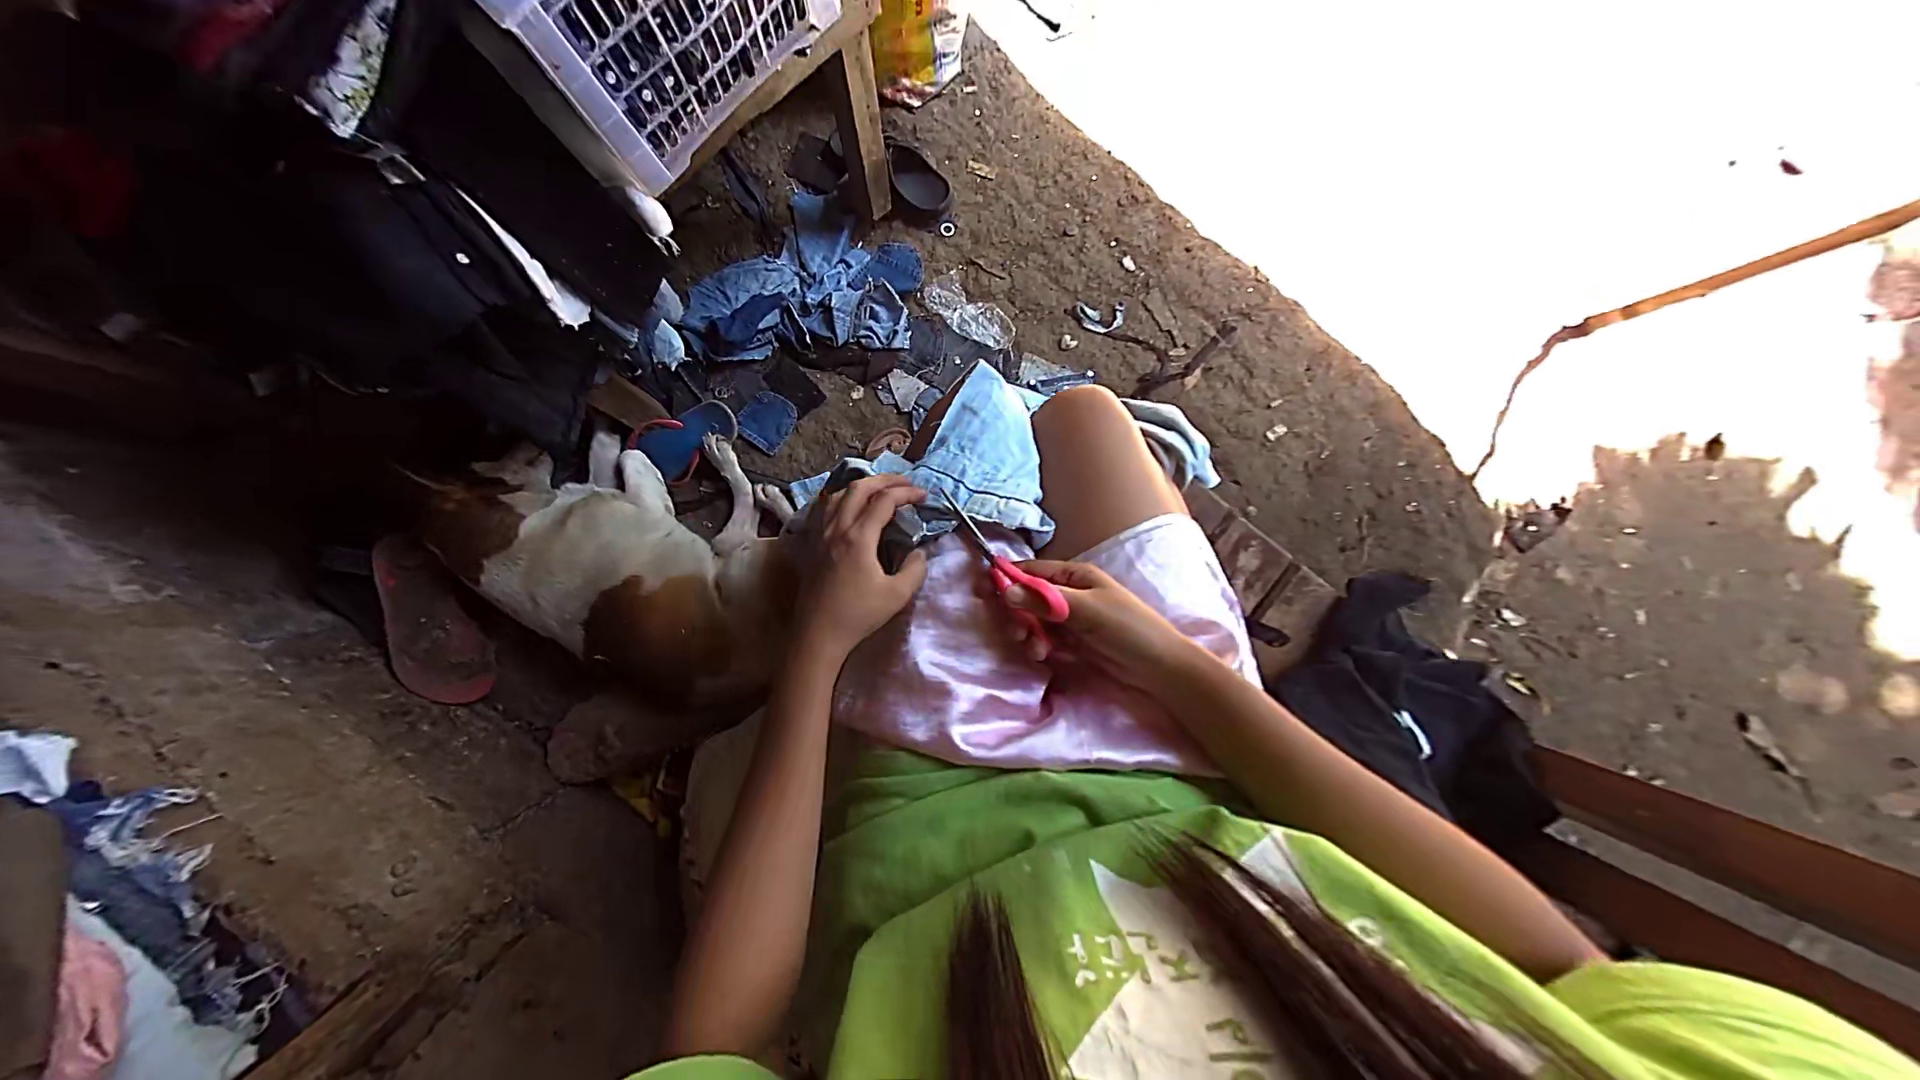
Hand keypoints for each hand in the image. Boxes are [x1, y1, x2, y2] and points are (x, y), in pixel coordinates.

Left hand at [796, 475, 928, 656]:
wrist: (817, 634)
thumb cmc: (858, 616)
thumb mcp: (897, 595)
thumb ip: (915, 569)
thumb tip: (919, 552)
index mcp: (858, 538)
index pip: (884, 501)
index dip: (907, 493)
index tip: (923, 495)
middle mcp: (836, 528)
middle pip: (859, 488)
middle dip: (885, 480)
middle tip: (905, 484)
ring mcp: (819, 534)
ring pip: (837, 494)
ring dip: (861, 486)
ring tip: (878, 491)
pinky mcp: (810, 543)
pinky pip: (822, 508)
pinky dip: (839, 498)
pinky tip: (846, 506)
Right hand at [1000, 560, 1211, 693]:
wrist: (1160, 669)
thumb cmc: (1128, 629)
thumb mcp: (1086, 610)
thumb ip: (1045, 601)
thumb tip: (1006, 591)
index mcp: (1074, 577)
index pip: (1031, 572)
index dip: (1006, 579)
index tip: (982, 591)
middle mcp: (1069, 595)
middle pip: (1027, 598)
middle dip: (1017, 614)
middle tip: (1017, 632)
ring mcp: (1070, 621)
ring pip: (1033, 622)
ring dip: (1027, 633)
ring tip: (1035, 649)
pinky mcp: (1072, 644)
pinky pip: (1044, 640)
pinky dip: (1038, 647)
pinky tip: (1044, 656)